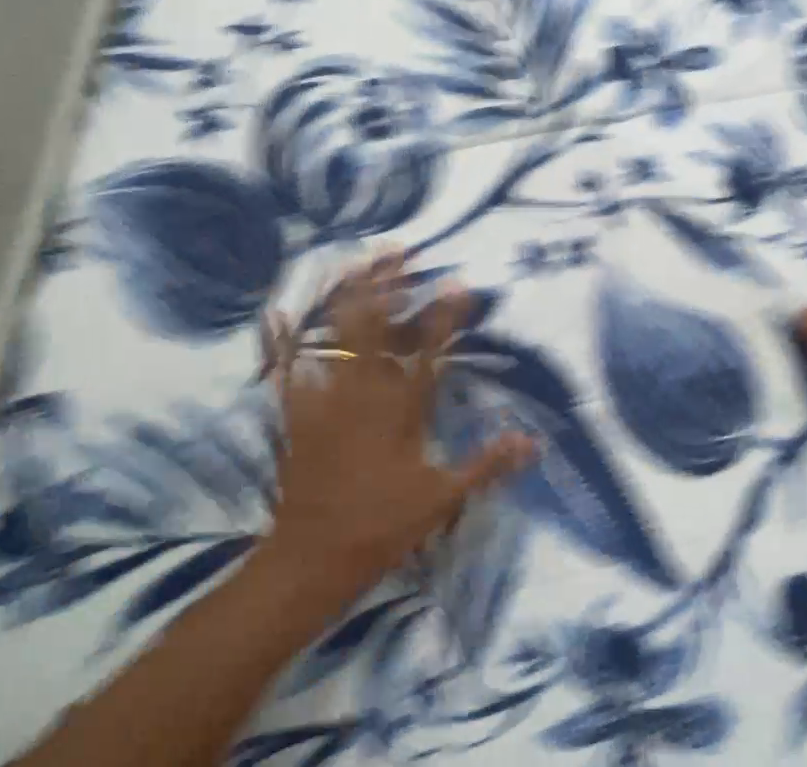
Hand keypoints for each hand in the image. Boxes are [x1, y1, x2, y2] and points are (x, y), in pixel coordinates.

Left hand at [261, 254, 539, 601]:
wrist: (314, 555)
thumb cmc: (384, 527)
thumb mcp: (443, 499)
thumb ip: (487, 464)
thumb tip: (533, 441)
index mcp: (401, 413)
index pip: (430, 354)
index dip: (445, 317)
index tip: (459, 284)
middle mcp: (363, 395)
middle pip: (376, 330)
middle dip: (388, 287)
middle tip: (398, 251)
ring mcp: (325, 401)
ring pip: (335, 339)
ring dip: (345, 299)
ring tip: (353, 263)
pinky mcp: (298, 415)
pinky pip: (286, 370)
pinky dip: (280, 340)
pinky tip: (274, 312)